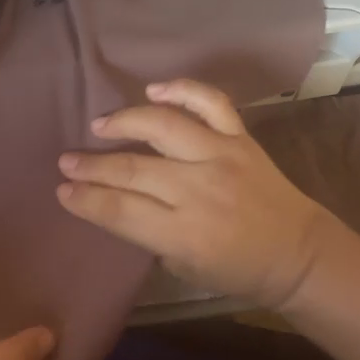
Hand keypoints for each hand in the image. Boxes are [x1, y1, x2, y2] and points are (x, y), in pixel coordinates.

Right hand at [56, 78, 346, 309]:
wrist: (298, 255)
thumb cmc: (236, 269)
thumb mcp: (183, 266)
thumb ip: (147, 232)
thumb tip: (108, 199)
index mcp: (185, 232)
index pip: (121, 210)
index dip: (86, 199)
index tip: (61, 190)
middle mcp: (200, 189)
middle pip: (133, 169)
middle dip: (92, 165)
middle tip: (65, 161)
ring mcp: (222, 157)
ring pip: (163, 127)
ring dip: (124, 122)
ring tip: (99, 125)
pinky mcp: (240, 138)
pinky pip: (210, 103)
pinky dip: (182, 90)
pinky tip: (153, 90)